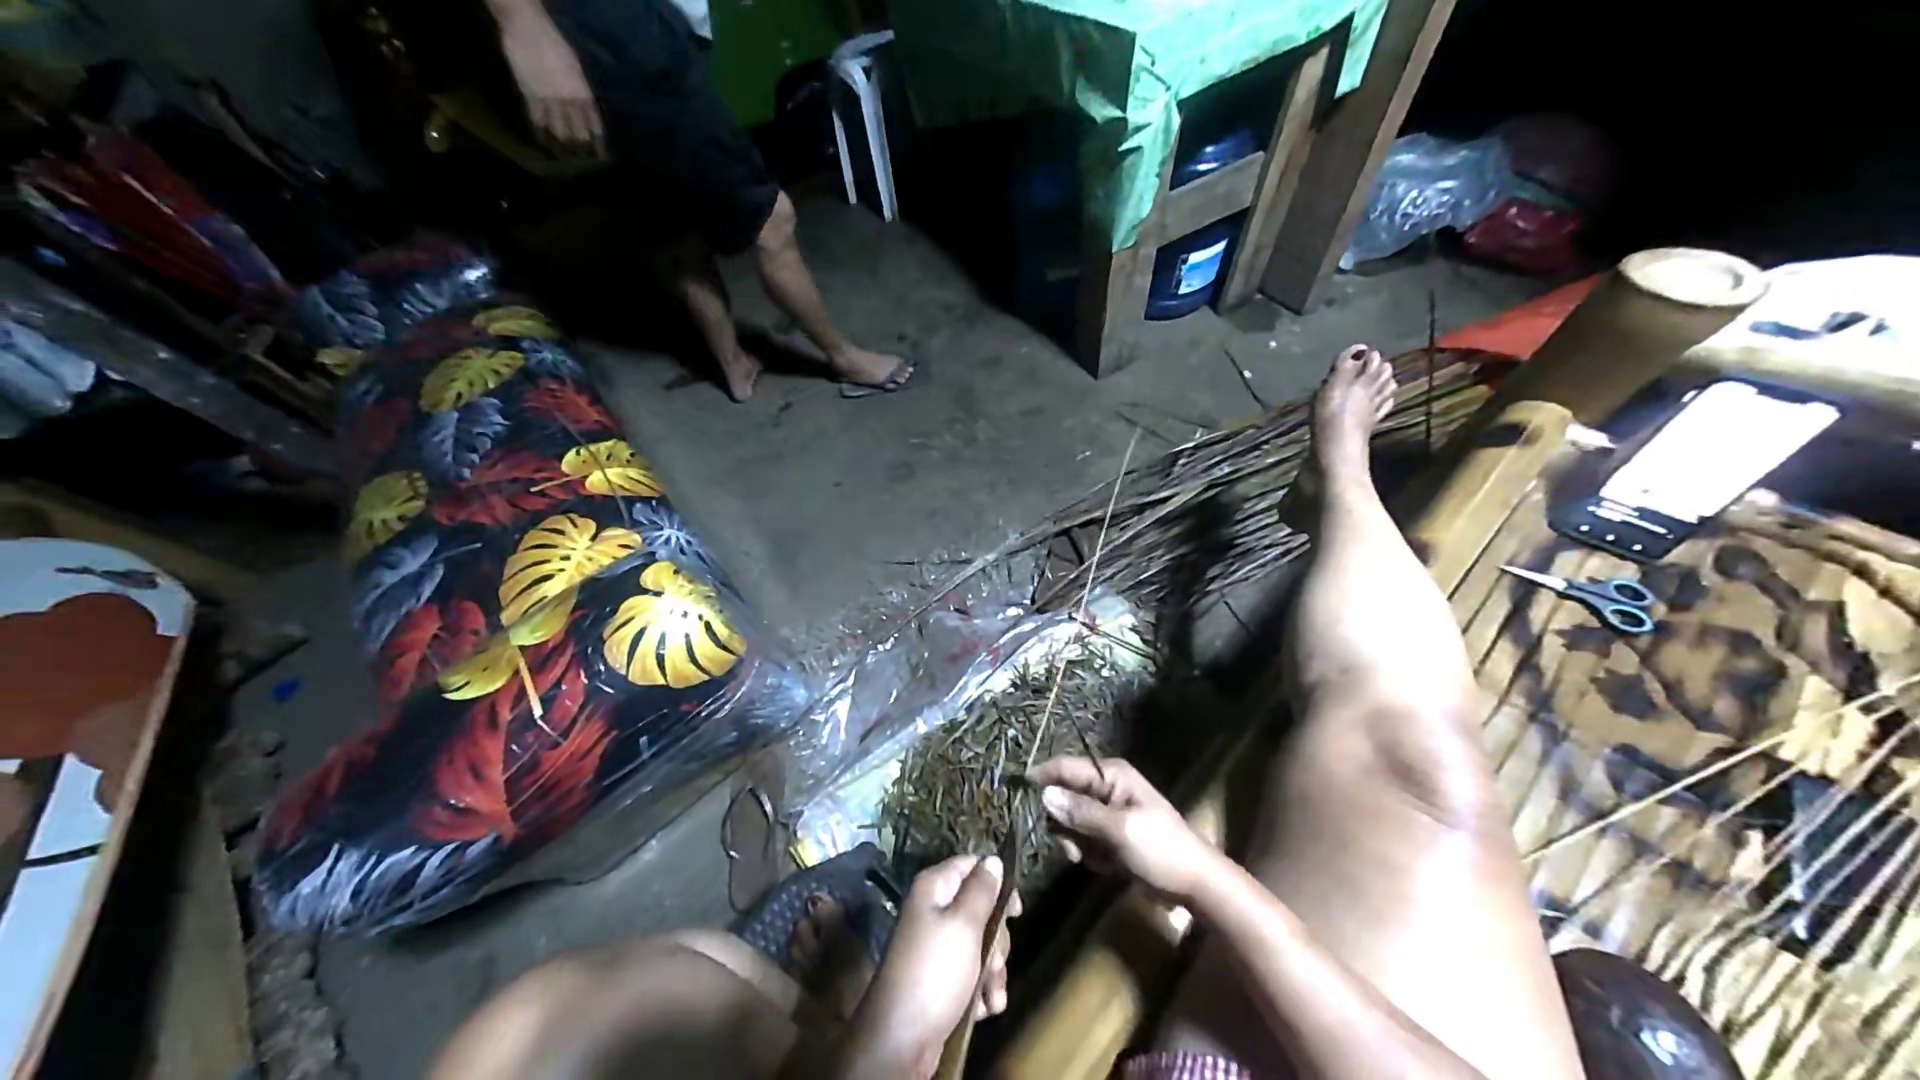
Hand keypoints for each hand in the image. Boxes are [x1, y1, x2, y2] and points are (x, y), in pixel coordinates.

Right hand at [496, 9, 605, 156]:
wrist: (528, 28)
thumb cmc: (555, 44)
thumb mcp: (576, 69)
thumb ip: (580, 90)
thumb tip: (584, 107)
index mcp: (584, 94)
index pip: (595, 125)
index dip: (599, 143)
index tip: (602, 157)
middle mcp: (570, 102)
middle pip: (579, 132)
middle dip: (581, 146)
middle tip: (581, 157)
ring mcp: (551, 101)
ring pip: (560, 131)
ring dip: (562, 142)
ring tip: (563, 153)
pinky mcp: (531, 96)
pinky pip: (537, 121)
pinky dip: (540, 132)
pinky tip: (542, 140)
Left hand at [836, 854, 1018, 1078]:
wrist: (900, 1039)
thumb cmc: (934, 972)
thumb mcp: (964, 925)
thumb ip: (982, 890)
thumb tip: (994, 860)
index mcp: (935, 888)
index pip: (971, 865)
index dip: (997, 881)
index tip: (1016, 910)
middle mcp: (934, 911)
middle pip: (981, 908)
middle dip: (997, 938)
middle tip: (996, 960)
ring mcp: (936, 946)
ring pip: (980, 944)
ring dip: (993, 971)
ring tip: (990, 995)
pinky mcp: (940, 977)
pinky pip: (971, 972)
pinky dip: (981, 989)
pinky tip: (984, 1008)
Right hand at [1030, 757, 1218, 900]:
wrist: (1195, 885)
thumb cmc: (1161, 850)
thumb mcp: (1120, 830)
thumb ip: (1081, 812)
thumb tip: (1044, 795)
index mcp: (1111, 775)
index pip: (1065, 767)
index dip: (1041, 778)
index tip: (1018, 795)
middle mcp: (1106, 787)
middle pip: (1063, 796)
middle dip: (1063, 822)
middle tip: (1073, 844)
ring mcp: (1107, 812)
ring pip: (1069, 821)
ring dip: (1075, 842)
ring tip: (1094, 857)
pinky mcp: (1108, 835)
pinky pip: (1082, 839)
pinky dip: (1088, 853)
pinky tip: (1106, 865)